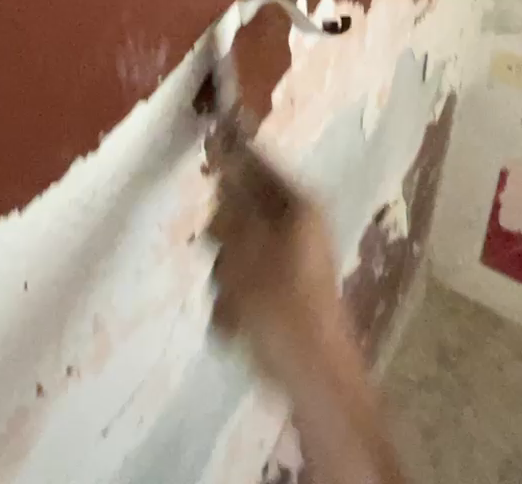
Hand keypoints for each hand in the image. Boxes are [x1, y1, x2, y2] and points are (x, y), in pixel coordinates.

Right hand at [207, 142, 349, 385]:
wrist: (317, 378)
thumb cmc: (282, 311)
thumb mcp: (248, 251)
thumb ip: (233, 205)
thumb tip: (225, 162)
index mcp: (298, 205)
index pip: (256, 161)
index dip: (229, 151)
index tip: (205, 143)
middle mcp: (300, 225)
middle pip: (242, 207)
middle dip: (223, 233)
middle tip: (219, 253)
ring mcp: (294, 259)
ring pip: (239, 247)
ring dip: (227, 274)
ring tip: (234, 302)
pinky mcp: (285, 291)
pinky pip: (248, 280)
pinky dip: (237, 299)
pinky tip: (240, 322)